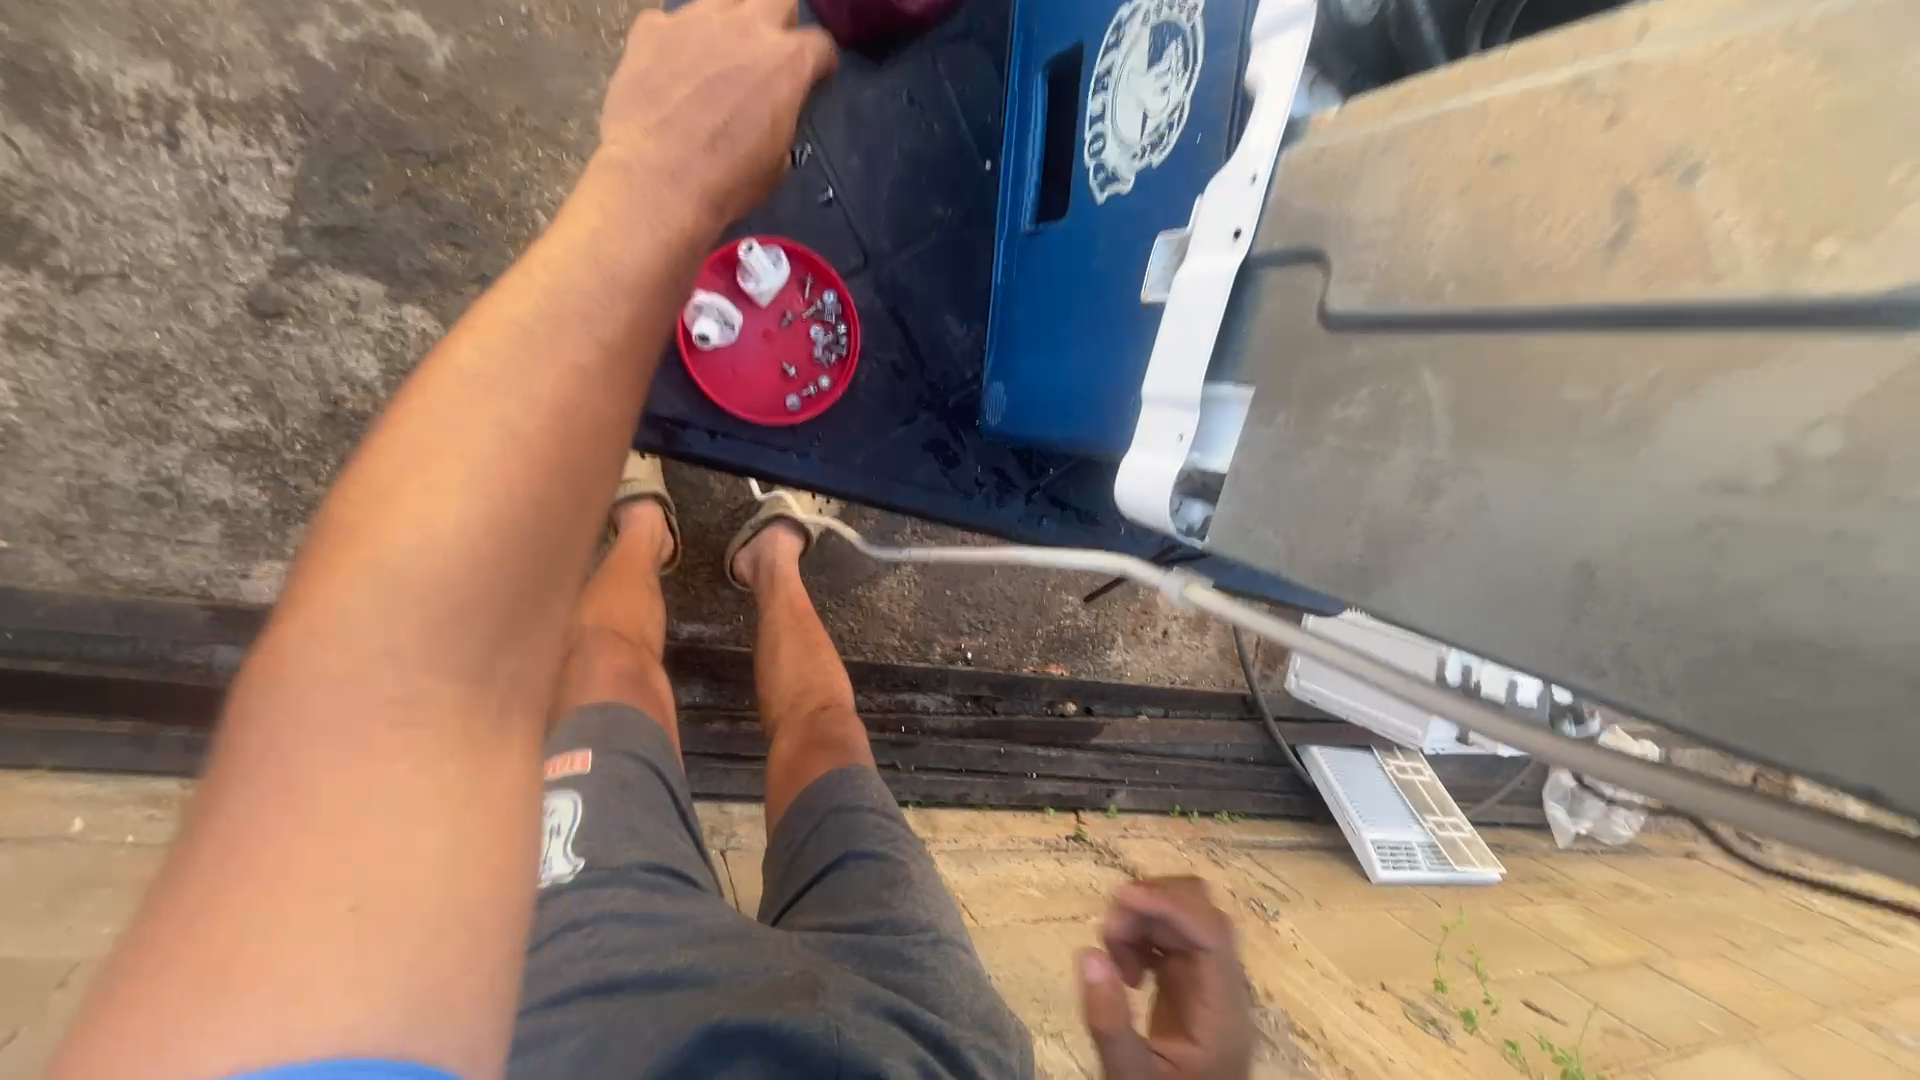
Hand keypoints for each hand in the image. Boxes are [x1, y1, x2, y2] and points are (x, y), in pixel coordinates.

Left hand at [598, 0, 837, 226]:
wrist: (658, 180)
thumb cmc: (728, 182)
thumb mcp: (777, 164)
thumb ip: (781, 121)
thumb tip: (770, 117)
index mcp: (787, 63)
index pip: (820, 44)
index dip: (820, 64)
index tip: (816, 77)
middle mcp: (745, 26)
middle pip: (776, 1)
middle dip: (780, 25)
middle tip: (769, 58)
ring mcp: (694, 20)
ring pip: (724, 1)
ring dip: (730, 24)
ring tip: (719, 59)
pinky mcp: (651, 28)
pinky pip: (672, 21)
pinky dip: (678, 41)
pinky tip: (673, 69)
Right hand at [1078, 877, 1255, 1079]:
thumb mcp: (1132, 1078)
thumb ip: (1110, 1023)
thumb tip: (1088, 953)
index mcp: (1222, 1011)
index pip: (1211, 934)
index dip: (1169, 905)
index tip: (1121, 898)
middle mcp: (1222, 989)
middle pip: (1202, 915)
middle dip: (1152, 906)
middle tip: (1109, 931)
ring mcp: (1207, 987)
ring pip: (1184, 921)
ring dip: (1142, 920)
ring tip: (1111, 953)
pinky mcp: (1189, 989)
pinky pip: (1171, 941)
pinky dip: (1142, 938)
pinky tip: (1124, 968)